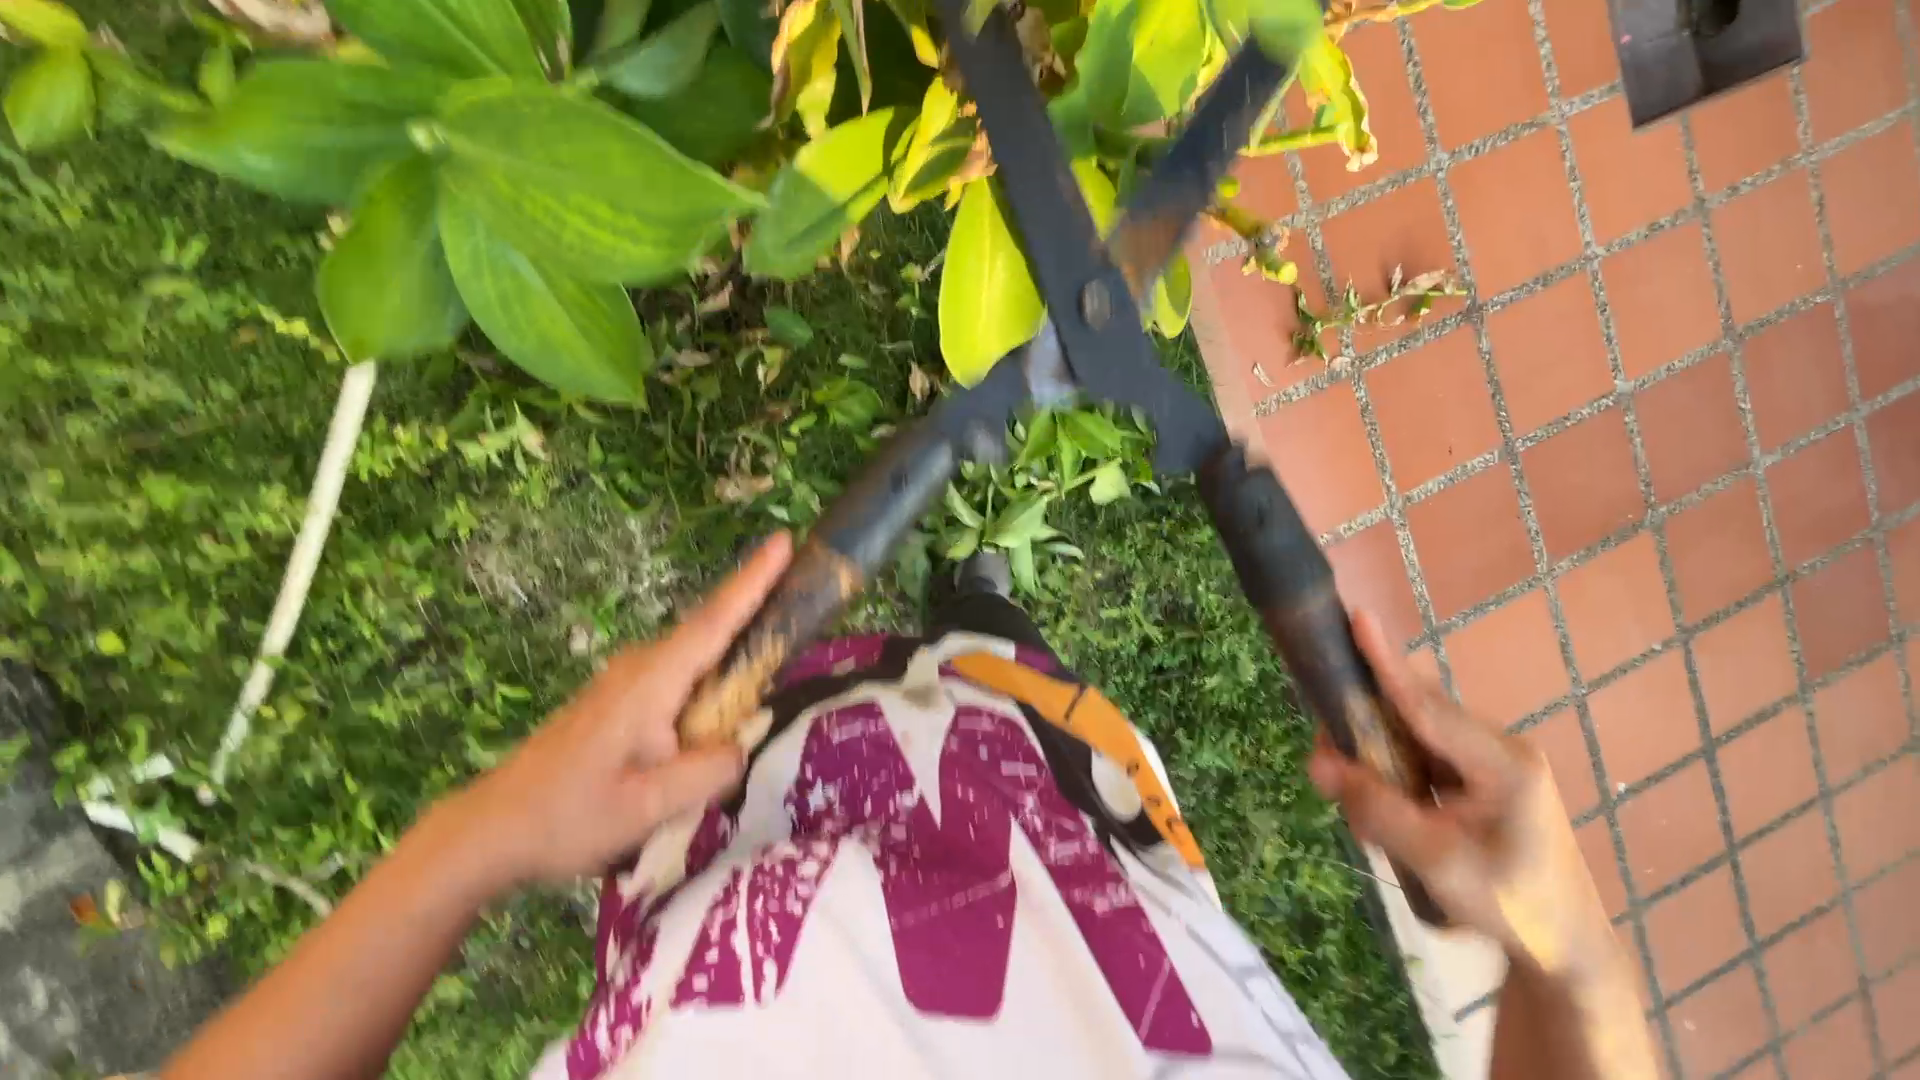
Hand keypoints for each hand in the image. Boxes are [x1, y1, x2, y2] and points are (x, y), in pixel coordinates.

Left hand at [443, 533, 793, 891]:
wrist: (492, 829)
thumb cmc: (568, 816)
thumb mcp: (649, 807)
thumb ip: (709, 770)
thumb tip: (744, 742)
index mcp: (652, 682)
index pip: (714, 621)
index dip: (753, 580)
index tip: (783, 540)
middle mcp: (641, 667)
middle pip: (713, 635)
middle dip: (758, 620)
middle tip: (803, 617)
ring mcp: (628, 681)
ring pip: (698, 663)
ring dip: (734, 667)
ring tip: (762, 694)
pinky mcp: (622, 700)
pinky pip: (681, 682)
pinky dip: (710, 688)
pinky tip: (716, 723)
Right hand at [1310, 611, 1615, 980]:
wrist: (1567, 951)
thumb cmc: (1512, 907)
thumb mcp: (1439, 862)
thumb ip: (1379, 810)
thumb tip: (1322, 764)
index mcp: (1501, 763)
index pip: (1426, 705)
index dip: (1387, 663)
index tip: (1359, 618)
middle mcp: (1497, 749)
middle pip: (1413, 714)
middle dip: (1361, 728)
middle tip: (1323, 763)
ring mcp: (1489, 762)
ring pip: (1412, 736)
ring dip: (1375, 761)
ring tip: (1360, 812)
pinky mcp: (1478, 779)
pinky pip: (1420, 758)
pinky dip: (1392, 776)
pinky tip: (1385, 813)